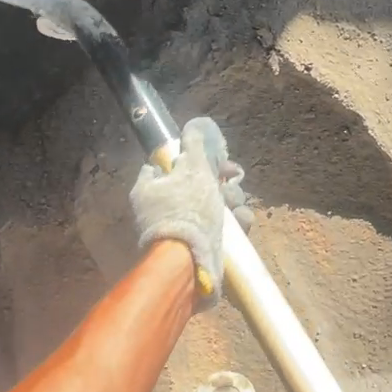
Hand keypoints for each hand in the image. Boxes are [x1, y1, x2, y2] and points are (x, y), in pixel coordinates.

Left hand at [130, 117, 252, 307]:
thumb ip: (195, 145)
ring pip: (214, 205)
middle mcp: (163, 209)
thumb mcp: (193, 169)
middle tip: (230, 182)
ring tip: (235, 209)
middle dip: (221, 182)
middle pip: (199, 183)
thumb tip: (196, 125)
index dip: (195, 157)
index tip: (214, 158)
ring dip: (231, 202)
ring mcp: (183, 229)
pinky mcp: (202, 247)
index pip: (171, 163)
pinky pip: (222, 228)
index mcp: (151, 188)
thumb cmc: (188, 212)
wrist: (191, 266)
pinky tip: (241, 224)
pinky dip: (234, 224)